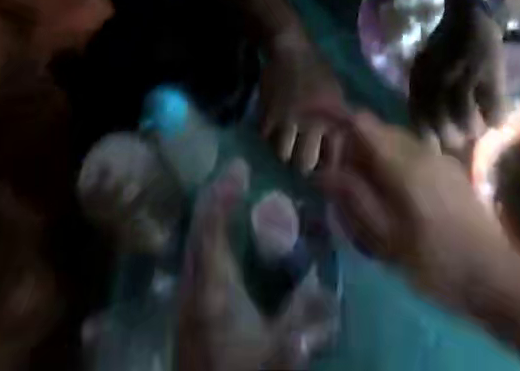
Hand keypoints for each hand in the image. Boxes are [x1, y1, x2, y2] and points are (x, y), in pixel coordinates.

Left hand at [177, 161, 337, 370]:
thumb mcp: (273, 356)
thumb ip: (302, 322)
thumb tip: (332, 291)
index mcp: (211, 288)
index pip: (211, 228)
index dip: (224, 194)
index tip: (241, 167)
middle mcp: (193, 285)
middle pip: (198, 227)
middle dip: (217, 195)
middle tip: (239, 172)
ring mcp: (187, 297)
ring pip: (195, 241)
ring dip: (213, 214)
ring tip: (234, 194)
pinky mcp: (190, 310)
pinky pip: (198, 256)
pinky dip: (212, 234)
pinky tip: (228, 237)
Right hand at [260, 37, 345, 173]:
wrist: (291, 49)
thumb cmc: (318, 70)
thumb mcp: (336, 94)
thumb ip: (338, 121)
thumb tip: (338, 148)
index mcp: (333, 119)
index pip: (331, 159)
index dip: (325, 165)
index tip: (320, 163)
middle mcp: (312, 122)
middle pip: (305, 163)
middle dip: (302, 164)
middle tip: (299, 157)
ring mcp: (289, 119)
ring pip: (282, 154)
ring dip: (283, 151)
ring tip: (284, 144)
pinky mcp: (268, 113)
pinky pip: (266, 138)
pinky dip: (268, 136)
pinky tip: (272, 129)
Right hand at [315, 112, 515, 308]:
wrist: (496, 276)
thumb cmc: (436, 262)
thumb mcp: (386, 238)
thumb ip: (353, 198)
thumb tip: (323, 170)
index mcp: (401, 161)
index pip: (359, 120)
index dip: (331, 111)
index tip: (308, 111)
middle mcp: (419, 149)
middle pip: (375, 129)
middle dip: (348, 141)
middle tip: (330, 172)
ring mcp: (437, 157)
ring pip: (392, 141)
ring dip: (369, 153)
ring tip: (357, 186)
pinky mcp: (448, 169)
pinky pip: (409, 153)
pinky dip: (389, 162)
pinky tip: (388, 193)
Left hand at [408, 0, 505, 151]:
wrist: (472, 13)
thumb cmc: (448, 43)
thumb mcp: (427, 64)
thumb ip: (425, 91)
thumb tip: (429, 129)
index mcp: (421, 76)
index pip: (418, 116)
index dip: (428, 137)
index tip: (437, 146)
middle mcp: (438, 77)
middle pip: (440, 124)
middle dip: (451, 139)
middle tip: (461, 140)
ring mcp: (463, 76)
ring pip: (465, 120)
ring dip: (473, 130)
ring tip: (479, 129)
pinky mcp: (489, 73)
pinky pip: (493, 109)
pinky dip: (495, 118)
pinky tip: (495, 117)